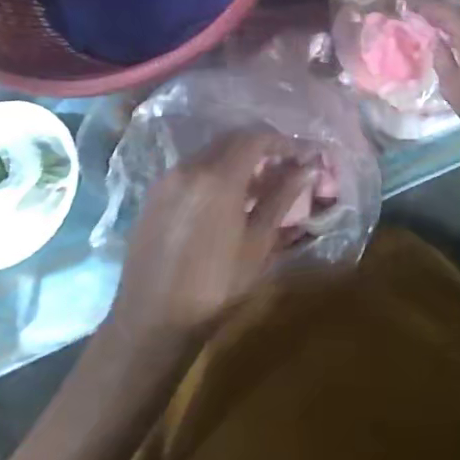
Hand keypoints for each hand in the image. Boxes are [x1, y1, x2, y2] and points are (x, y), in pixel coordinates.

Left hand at [108, 129, 312, 346]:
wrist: (151, 322)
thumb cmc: (215, 286)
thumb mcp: (258, 243)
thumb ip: (282, 198)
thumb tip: (308, 169)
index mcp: (217, 177)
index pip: (256, 138)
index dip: (284, 142)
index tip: (304, 155)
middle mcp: (189, 167)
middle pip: (232, 140)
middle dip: (262, 147)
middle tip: (286, 167)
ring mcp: (167, 180)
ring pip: (211, 153)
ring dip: (239, 160)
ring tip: (261, 186)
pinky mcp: (154, 195)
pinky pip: (192, 170)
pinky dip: (216, 173)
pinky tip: (229, 200)